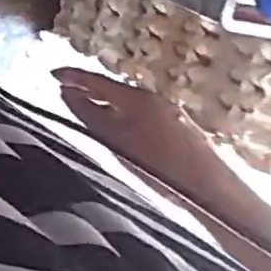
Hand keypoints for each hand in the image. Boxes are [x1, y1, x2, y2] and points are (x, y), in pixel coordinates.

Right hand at [54, 67, 224, 189]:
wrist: (218, 196)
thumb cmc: (158, 165)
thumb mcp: (113, 139)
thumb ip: (86, 112)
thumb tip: (66, 91)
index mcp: (135, 97)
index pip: (95, 79)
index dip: (71, 75)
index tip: (52, 74)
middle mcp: (154, 99)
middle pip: (114, 90)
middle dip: (90, 90)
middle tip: (68, 92)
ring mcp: (173, 114)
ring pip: (130, 104)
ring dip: (109, 105)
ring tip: (92, 113)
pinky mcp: (185, 131)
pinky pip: (145, 115)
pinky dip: (127, 117)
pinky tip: (124, 131)